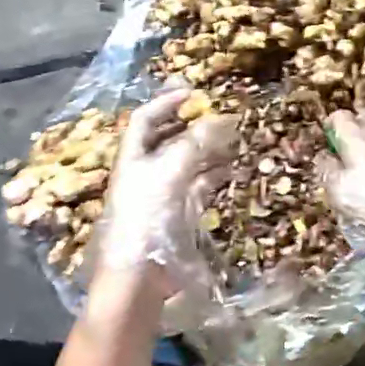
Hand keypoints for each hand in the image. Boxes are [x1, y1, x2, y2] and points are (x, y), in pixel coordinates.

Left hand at [94, 89, 234, 279]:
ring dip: (207, 148)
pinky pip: (198, 184)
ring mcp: (162, 192)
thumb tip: (222, 119)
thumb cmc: (147, 214)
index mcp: (133, 156)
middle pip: (167, 138)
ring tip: (232, 137)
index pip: (145, 119)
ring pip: (186, 161)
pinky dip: (214, 173)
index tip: (193, 92)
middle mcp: (146, 170)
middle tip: (218, 113)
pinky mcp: (178, 213)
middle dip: (191, 124)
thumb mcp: (170, 170)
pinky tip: (230, 167)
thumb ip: (195, 142)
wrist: (142, 274)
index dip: (166, 102)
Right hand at [317, 108, 364, 253]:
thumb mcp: (334, 185)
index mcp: (355, 136)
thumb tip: (325, 155)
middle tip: (336, 162)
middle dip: (344, 140)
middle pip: (356, 126)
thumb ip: (326, 166)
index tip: (326, 146)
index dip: (329, 128)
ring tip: (349, 178)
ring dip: (357, 154)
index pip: (339, 117)